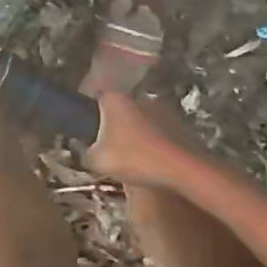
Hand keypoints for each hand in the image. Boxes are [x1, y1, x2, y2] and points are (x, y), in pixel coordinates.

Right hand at [85, 92, 199, 188]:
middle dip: (114, 126)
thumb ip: (85, 154)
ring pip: (140, 121)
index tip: (91, 134)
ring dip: (136, 134)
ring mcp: (160, 108)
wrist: (182, 169)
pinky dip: (154, 143)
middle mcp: (135, 97)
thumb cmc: (134, 157)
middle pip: (119, 110)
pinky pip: (158, 132)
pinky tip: (153, 162)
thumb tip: (85, 153)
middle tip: (111, 149)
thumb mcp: (98, 161)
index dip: (91, 116)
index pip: (96, 99)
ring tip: (134, 159)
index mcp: (113, 99)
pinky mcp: (179, 123)